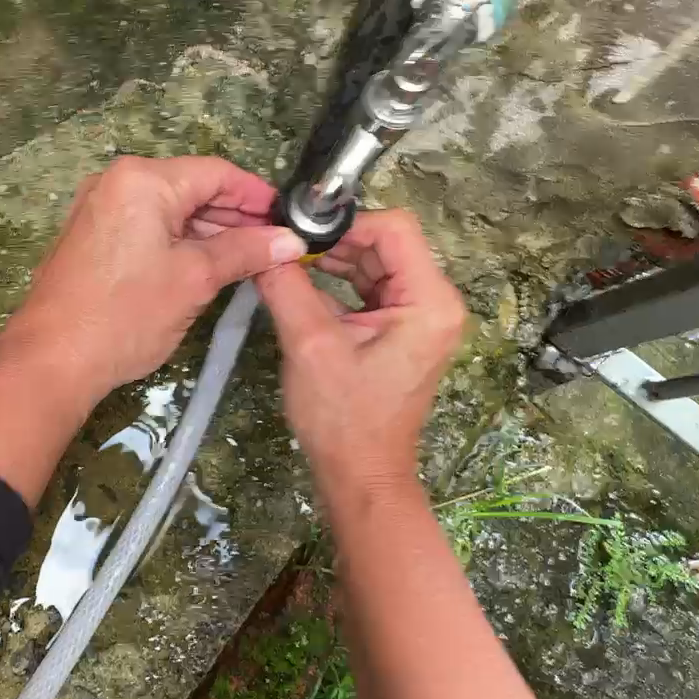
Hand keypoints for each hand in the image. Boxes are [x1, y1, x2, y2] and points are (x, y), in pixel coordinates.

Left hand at [5, 155, 306, 403]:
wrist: (53, 359)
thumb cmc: (127, 315)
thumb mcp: (195, 279)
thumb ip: (245, 252)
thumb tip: (290, 240)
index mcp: (143, 179)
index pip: (216, 173)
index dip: (256, 194)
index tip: (288, 219)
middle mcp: (117, 182)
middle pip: (192, 188)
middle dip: (235, 216)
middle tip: (274, 245)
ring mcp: (100, 208)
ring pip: (170, 210)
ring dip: (209, 232)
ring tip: (250, 259)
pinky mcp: (93, 237)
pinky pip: (147, 228)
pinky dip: (179, 242)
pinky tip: (208, 265)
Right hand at [253, 210, 465, 497]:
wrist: (360, 474)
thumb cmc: (343, 418)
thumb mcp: (309, 345)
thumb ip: (286, 286)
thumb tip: (263, 246)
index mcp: (429, 301)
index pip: (394, 228)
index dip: (346, 224)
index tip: (302, 234)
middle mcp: (434, 302)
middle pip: (386, 244)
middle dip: (336, 243)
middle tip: (287, 246)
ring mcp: (420, 317)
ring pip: (375, 264)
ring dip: (334, 262)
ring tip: (289, 262)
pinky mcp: (402, 330)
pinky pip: (371, 290)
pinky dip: (339, 284)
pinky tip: (304, 283)